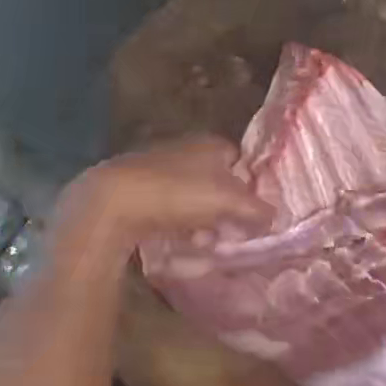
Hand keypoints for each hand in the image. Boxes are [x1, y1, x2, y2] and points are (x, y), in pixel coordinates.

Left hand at [59, 137, 271, 245]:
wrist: (110, 204)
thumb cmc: (179, 195)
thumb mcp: (234, 204)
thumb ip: (261, 210)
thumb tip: (274, 217)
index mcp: (211, 143)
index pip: (244, 163)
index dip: (253, 188)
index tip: (256, 211)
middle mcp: (186, 148)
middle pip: (221, 183)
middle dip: (229, 210)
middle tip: (231, 231)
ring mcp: (159, 166)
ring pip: (197, 197)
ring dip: (206, 221)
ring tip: (204, 241)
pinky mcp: (137, 186)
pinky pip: (172, 206)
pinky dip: (181, 222)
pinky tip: (180, 238)